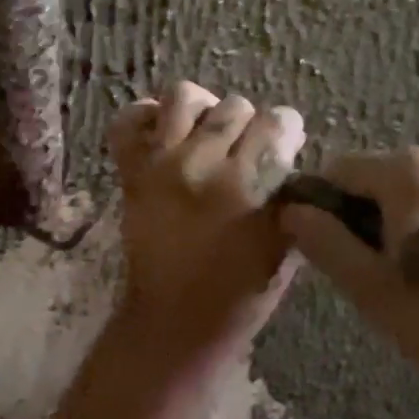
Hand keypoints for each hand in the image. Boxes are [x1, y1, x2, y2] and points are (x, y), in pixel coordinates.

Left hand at [107, 82, 305, 358]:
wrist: (174, 321)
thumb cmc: (239, 293)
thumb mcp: (285, 246)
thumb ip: (289, 194)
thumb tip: (288, 152)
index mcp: (247, 186)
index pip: (277, 122)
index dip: (286, 130)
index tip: (283, 142)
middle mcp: (202, 163)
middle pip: (234, 106)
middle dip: (247, 123)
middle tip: (243, 148)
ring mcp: (160, 162)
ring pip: (183, 97)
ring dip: (202, 110)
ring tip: (205, 133)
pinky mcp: (131, 169)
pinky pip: (129, 120)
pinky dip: (146, 118)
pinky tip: (165, 135)